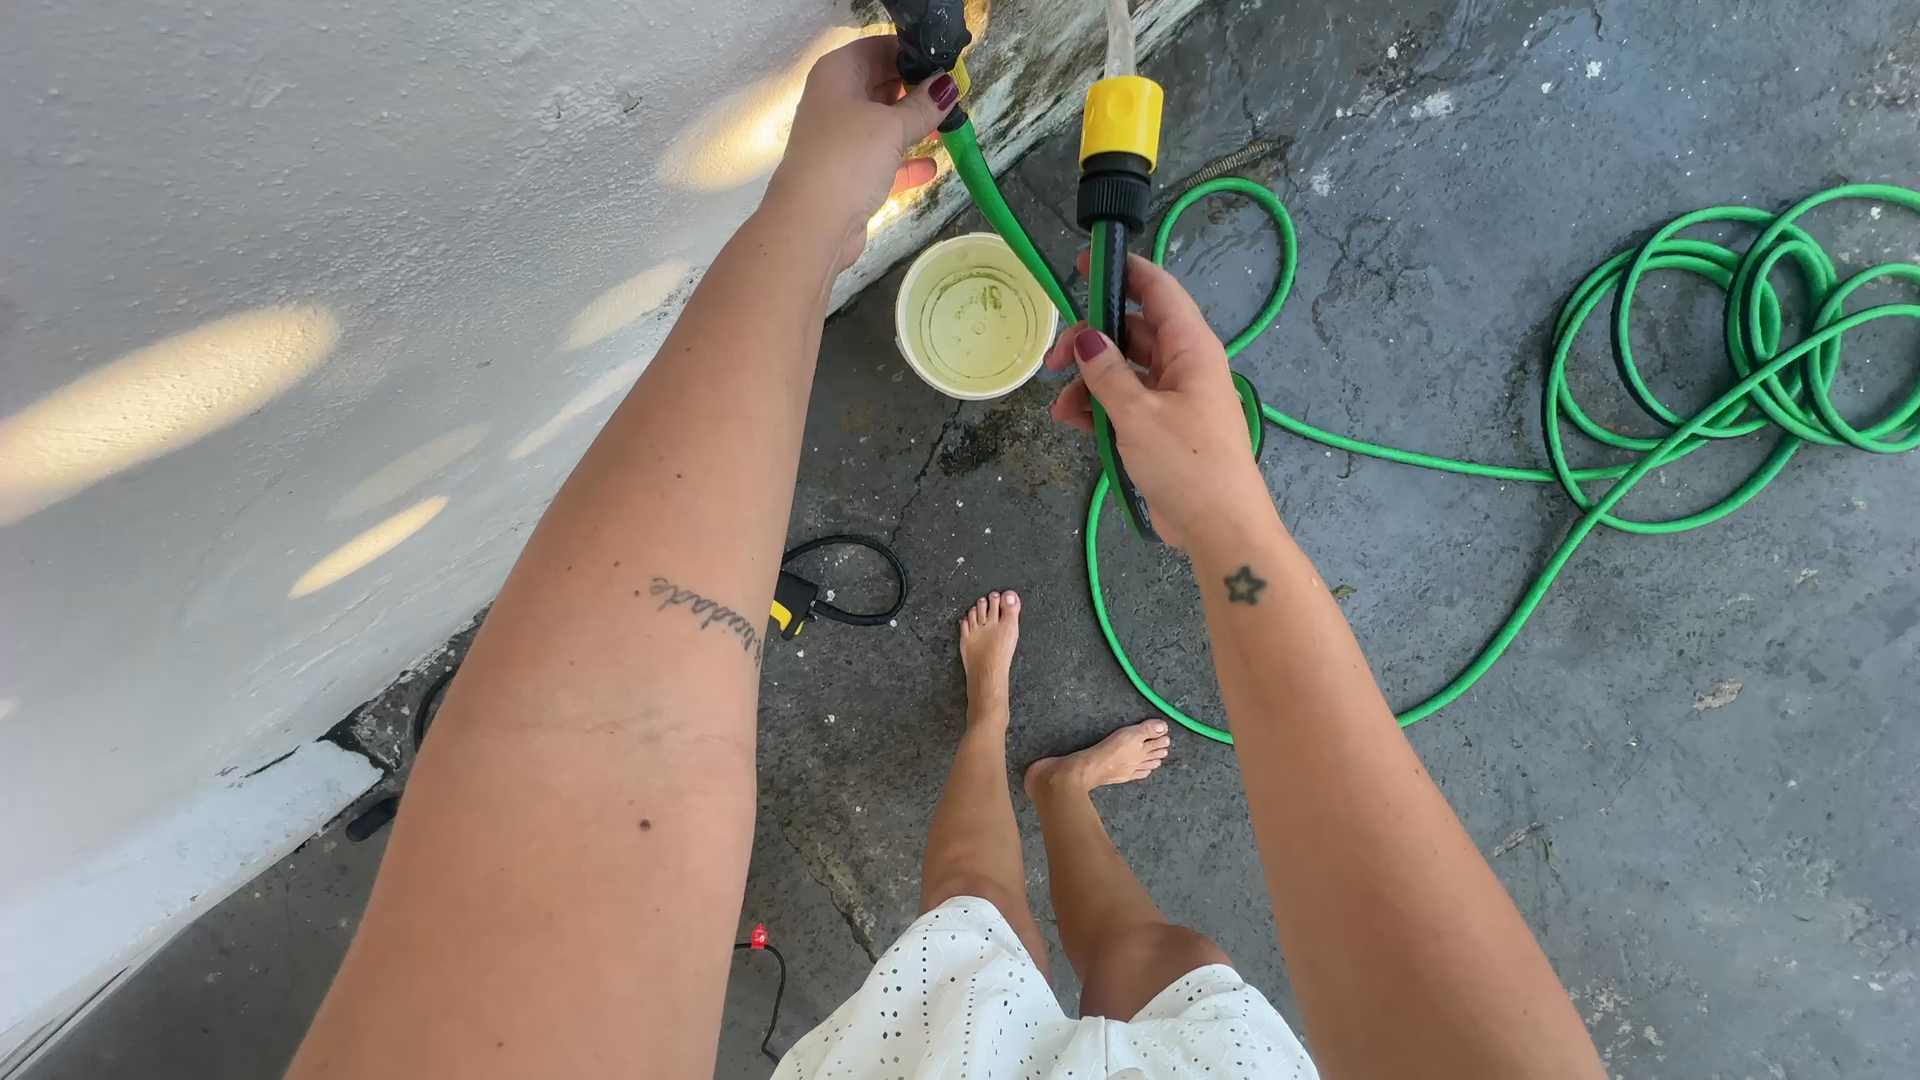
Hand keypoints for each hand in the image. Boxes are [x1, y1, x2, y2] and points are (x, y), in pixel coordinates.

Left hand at [767, 35, 958, 269]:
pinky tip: (932, 167)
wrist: (813, 223)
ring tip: (951, 129)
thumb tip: (948, 86)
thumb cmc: (848, 159)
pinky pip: (884, 161)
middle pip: (882, 86)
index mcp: (838, 74)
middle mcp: (837, 102)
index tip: (946, 66)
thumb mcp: (891, 127)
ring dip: (915, 129)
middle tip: (954, 98)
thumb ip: (922, 107)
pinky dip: (906, 163)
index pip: (879, 49)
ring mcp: (842, 141)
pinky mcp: (851, 176)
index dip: (912, 54)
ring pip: (885, 127)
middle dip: (917, 92)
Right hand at [1046, 252, 1268, 547]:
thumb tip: (1086, 338)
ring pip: (1122, 371)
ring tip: (1060, 408)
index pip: (1157, 290)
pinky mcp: (1160, 427)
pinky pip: (1124, 403)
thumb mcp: (1138, 414)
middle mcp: (1182, 364)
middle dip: (1090, 342)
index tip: (1084, 263)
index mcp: (1190, 347)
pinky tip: (1073, 422)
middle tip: (1054, 361)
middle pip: (1131, 332)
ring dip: (1088, 384)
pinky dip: (1098, 409)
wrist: (1217, 524)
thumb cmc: (1186, 462)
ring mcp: (1171, 397)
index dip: (1122, 270)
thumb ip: (1107, 373)